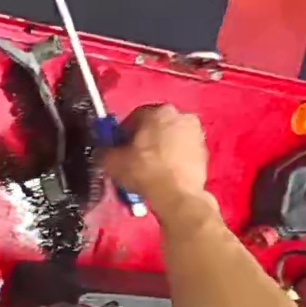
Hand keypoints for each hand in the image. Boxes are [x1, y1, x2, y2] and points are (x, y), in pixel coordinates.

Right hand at [100, 104, 214, 223]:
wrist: (176, 195)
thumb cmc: (143, 171)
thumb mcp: (111, 162)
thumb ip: (102, 151)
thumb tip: (101, 152)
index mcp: (157, 111)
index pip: (133, 117)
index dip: (121, 134)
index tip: (116, 148)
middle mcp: (181, 116)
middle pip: (154, 127)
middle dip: (142, 141)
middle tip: (130, 160)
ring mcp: (195, 134)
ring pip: (169, 140)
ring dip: (158, 151)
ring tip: (146, 171)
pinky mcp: (204, 152)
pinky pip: (181, 153)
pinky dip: (171, 161)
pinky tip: (161, 176)